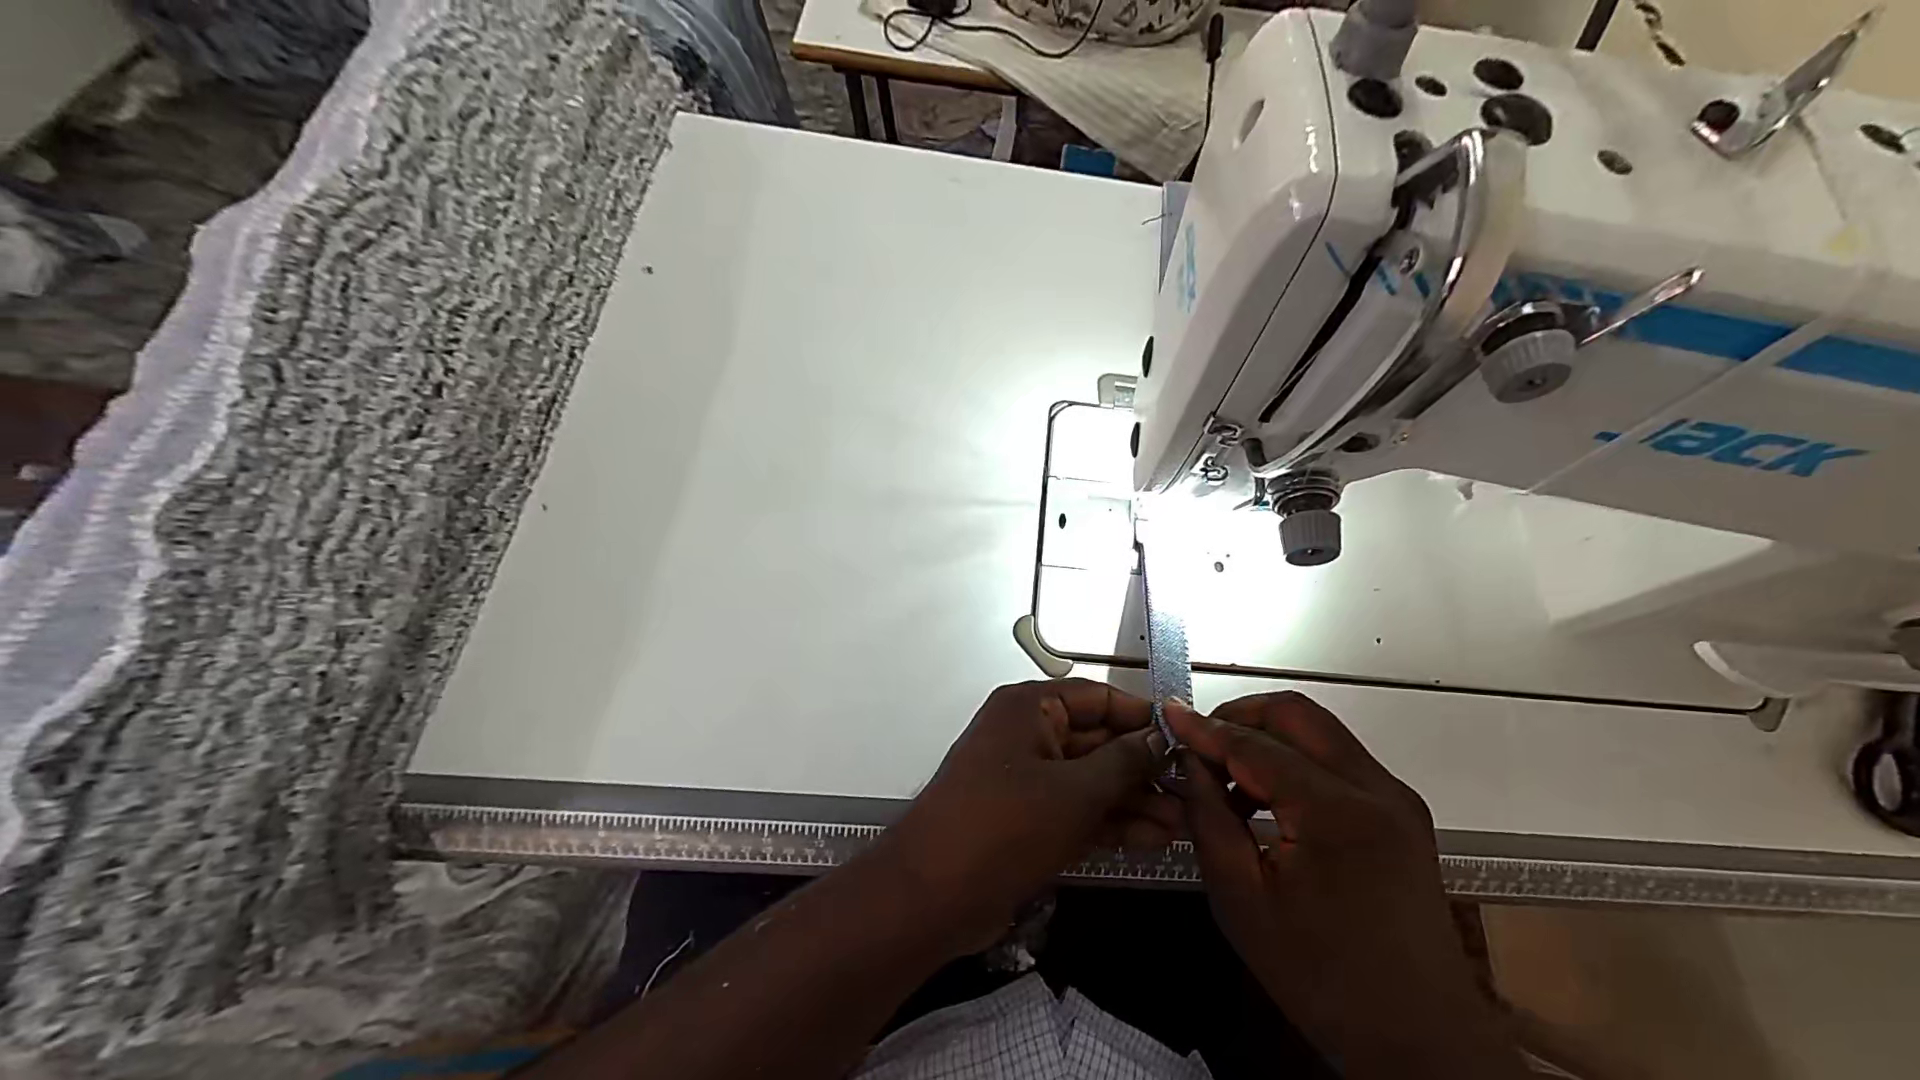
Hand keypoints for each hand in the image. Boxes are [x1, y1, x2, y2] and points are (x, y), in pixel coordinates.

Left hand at [880, 679, 1179, 953]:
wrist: (934, 894)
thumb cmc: (1001, 826)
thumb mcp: (1074, 791)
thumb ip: (1124, 762)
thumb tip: (1159, 738)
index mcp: (1028, 707)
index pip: (1097, 697)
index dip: (1141, 717)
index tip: (1184, 739)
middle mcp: (1026, 734)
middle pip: (1097, 741)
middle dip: (1143, 769)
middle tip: (1191, 791)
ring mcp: (1026, 779)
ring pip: (1090, 780)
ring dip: (1133, 800)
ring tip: (1180, 823)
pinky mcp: (1026, 818)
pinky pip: (1076, 809)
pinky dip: (1109, 821)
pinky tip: (1149, 837)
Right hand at [1168, 694, 1523, 1079]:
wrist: (1419, 1041)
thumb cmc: (1319, 975)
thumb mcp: (1240, 897)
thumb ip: (1209, 816)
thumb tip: (1188, 759)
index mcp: (1337, 812)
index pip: (1255, 745)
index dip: (1204, 728)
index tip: (1166, 716)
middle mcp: (1376, 789)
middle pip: (1297, 713)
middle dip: (1240, 716)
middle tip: (1199, 744)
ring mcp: (1396, 799)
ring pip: (1318, 731)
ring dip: (1266, 739)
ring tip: (1226, 780)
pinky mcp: (1401, 813)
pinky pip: (1336, 760)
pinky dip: (1293, 761)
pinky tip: (1265, 800)